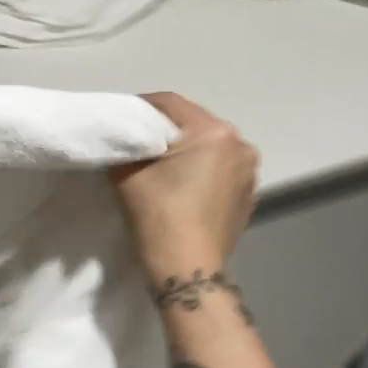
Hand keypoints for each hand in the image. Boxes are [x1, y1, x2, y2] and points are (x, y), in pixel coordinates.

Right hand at [108, 93, 258, 280]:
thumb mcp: (127, 173)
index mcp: (213, 133)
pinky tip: (178, 189)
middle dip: (164, 130)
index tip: (118, 118)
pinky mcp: (247, 193)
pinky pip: (218, 169)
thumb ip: (125, 147)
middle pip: (193, 124)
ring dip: (184, 151)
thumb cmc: (157, 213)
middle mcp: (241, 145)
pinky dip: (197, 171)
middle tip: (134, 143)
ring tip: (157, 168)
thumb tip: (124, 141)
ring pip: (208, 147)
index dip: (140, 106)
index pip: (171, 103)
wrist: (186, 263)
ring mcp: (249, 171)